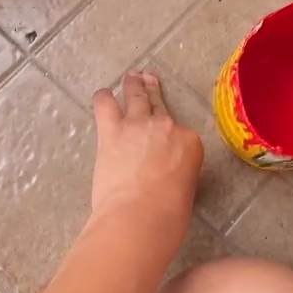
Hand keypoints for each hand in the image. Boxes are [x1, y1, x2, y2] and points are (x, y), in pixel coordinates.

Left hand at [88, 70, 202, 249]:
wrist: (140, 216)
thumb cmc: (168, 215)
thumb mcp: (185, 192)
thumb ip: (176, 175)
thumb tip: (163, 179)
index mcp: (190, 144)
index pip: (182, 135)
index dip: (173, 140)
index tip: (168, 146)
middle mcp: (167, 126)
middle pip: (160, 105)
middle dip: (153, 91)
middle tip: (149, 79)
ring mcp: (139, 125)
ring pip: (136, 97)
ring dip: (133, 85)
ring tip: (130, 77)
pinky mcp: (112, 131)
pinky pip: (106, 105)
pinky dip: (103, 99)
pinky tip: (102, 94)